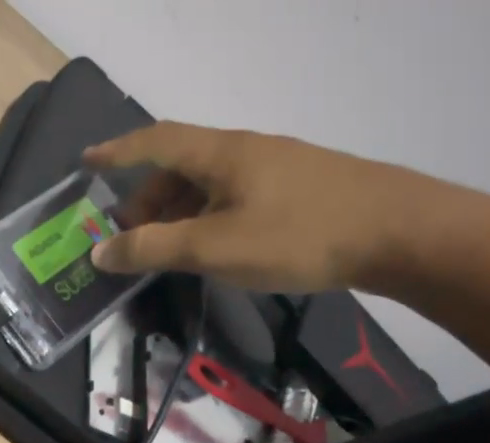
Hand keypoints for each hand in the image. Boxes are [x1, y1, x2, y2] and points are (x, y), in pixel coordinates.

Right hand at [84, 121, 439, 293]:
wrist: (402, 234)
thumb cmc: (298, 235)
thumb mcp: (212, 247)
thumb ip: (150, 249)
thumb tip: (100, 251)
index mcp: (223, 155)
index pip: (158, 142)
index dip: (119, 151)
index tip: (86, 162)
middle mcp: (246, 153)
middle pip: (178, 168)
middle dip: (143, 202)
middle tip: (126, 243)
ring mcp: (274, 170)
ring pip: (204, 186)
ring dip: (172, 216)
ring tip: (162, 254)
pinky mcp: (294, 191)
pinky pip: (228, 198)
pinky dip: (201, 219)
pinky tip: (206, 250)